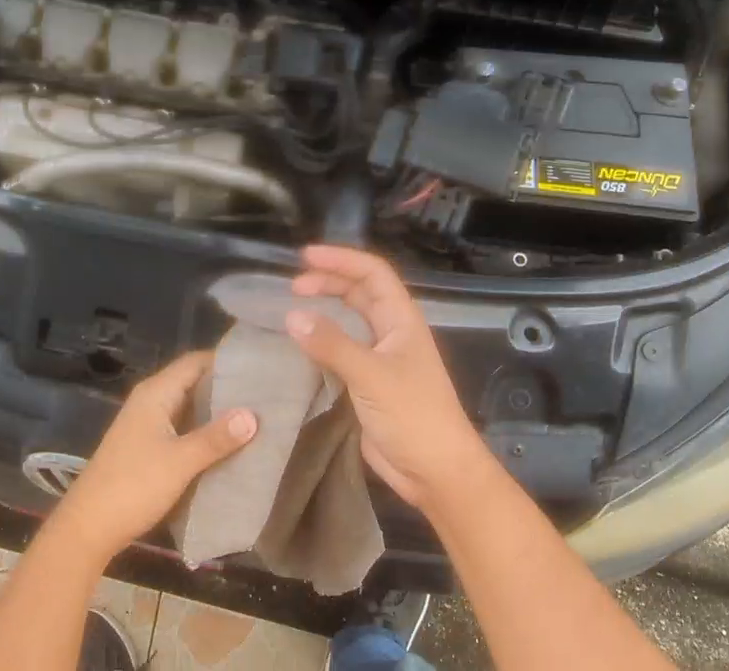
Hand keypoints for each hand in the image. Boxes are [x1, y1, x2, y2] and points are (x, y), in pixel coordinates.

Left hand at [51, 351, 255, 560]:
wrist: (89, 526)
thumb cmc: (134, 485)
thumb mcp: (180, 461)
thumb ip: (216, 438)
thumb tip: (253, 414)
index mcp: (155, 393)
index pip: (195, 362)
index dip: (226, 361)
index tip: (260, 367)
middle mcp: (150, 402)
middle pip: (193, 383)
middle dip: (226, 388)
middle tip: (266, 394)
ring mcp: (146, 425)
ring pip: (188, 409)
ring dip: (216, 413)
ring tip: (256, 417)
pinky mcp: (147, 448)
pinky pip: (182, 429)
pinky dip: (203, 432)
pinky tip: (228, 445)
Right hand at [286, 245, 495, 512]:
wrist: (436, 473)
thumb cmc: (414, 416)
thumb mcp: (371, 376)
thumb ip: (332, 344)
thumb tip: (292, 315)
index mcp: (402, 321)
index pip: (373, 274)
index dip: (341, 260)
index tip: (305, 256)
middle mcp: (392, 333)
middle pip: (360, 293)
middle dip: (328, 282)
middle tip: (292, 287)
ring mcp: (380, 360)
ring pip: (349, 322)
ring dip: (324, 311)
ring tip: (292, 309)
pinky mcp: (368, 385)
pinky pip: (340, 352)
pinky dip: (320, 343)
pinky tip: (299, 347)